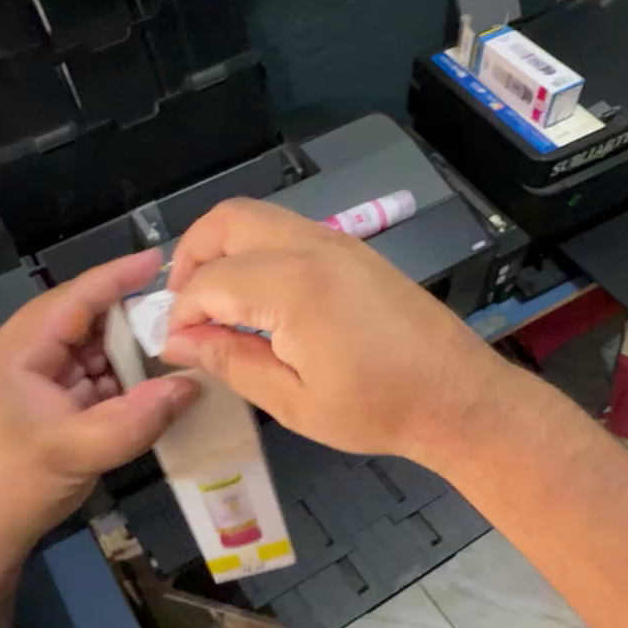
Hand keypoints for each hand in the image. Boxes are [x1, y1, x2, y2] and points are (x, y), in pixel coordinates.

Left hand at [0, 249, 199, 552]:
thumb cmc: (13, 488)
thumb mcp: (80, 451)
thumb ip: (140, 417)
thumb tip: (192, 386)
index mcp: (13, 353)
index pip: (71, 300)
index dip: (116, 278)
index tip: (158, 260)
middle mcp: (17, 359)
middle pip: (80, 325)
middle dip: (127, 324)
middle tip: (177, 322)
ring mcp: (26, 385)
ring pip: (85, 357)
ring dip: (123, 360)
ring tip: (170, 358)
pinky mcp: (38, 410)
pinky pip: (83, 384)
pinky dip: (114, 387)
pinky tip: (145, 392)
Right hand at [161, 198, 515, 464]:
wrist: (454, 396)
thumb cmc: (375, 409)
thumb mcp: (292, 400)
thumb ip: (230, 361)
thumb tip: (177, 341)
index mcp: (292, 285)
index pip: (209, 281)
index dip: (182, 314)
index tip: (173, 345)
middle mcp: (311, 246)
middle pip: (227, 221)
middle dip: (191, 257)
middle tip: (185, 308)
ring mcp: (337, 241)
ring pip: (258, 218)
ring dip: (224, 249)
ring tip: (216, 303)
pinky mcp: (354, 250)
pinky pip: (288, 231)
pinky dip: (257, 251)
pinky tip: (259, 298)